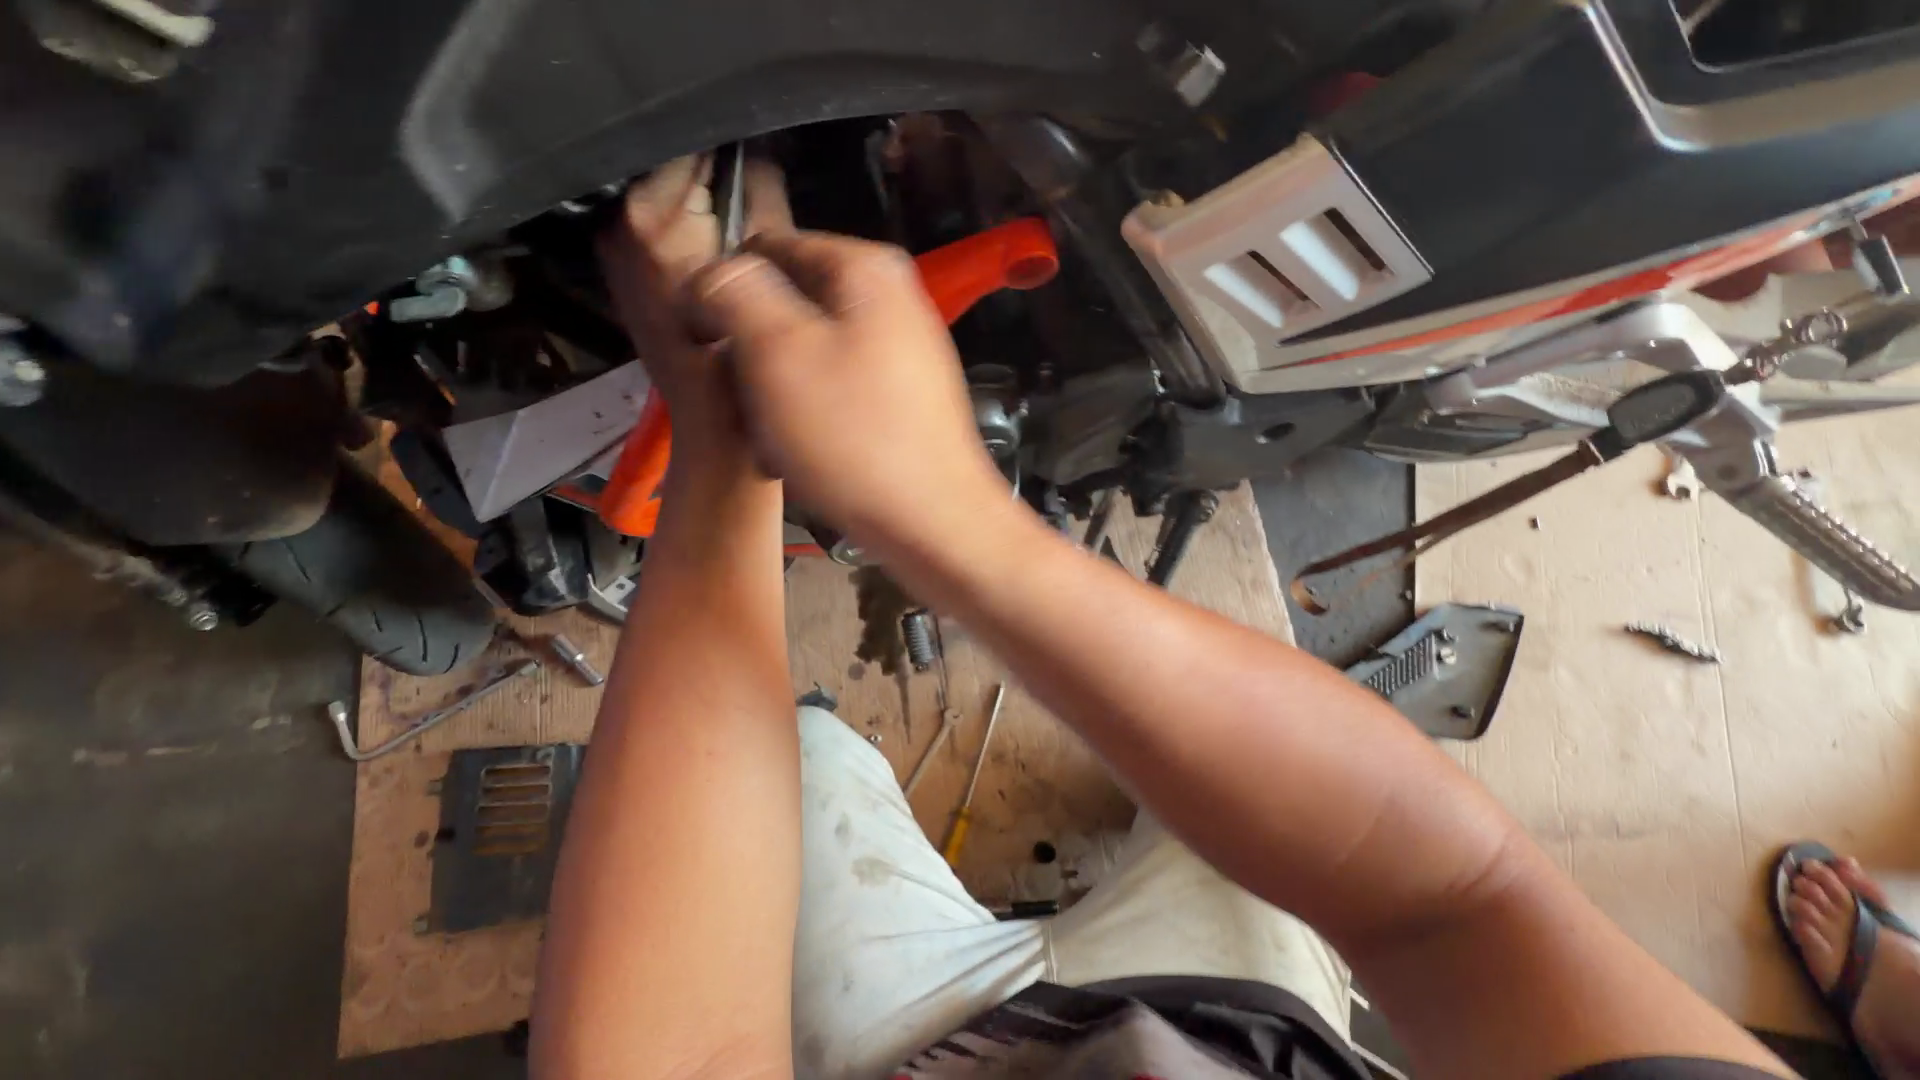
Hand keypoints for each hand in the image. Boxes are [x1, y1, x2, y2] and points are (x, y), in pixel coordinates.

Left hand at [597, 154, 791, 456]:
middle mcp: (619, 230)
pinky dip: (694, 229)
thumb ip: (763, 205)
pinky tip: (726, 253)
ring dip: (708, 202)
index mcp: (651, 224)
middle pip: (676, 168)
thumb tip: (762, 155)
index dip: (735, 151)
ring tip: (748, 227)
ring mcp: (616, 254)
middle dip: (721, 176)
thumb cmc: (745, 372)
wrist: (716, 437)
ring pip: (670, 196)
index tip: (765, 163)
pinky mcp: (627, 275)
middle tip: (764, 200)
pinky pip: (664, 226)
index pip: (692, 147)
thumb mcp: (765, 279)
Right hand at [679, 230, 1009, 542]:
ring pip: (803, 357)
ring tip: (774, 439)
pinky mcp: (895, 400)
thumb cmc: (858, 441)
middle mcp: (888, 301)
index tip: (707, 341)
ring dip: (774, 397)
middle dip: (753, 354)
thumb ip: (735, 292)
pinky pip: (830, 394)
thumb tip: (712, 272)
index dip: (724, 291)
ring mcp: (896, 352)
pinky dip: (805, 421)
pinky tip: (797, 457)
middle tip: (744, 402)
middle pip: (785, 307)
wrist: (932, 524)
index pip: (765, 248)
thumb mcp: (777, 352)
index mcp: (866, 269)